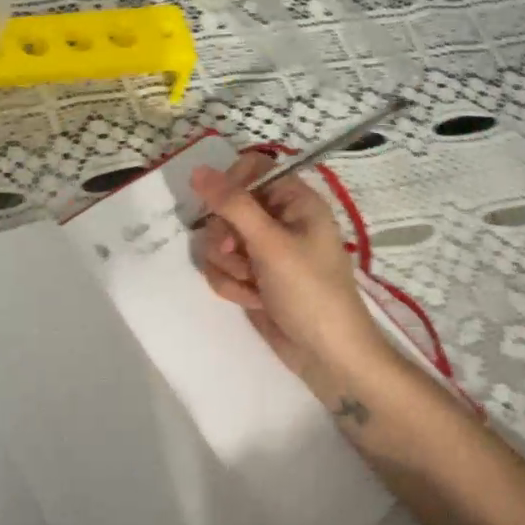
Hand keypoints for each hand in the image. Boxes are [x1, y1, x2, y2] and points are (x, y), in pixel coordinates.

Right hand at [191, 155, 391, 391]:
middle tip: (236, 254)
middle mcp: (279, 221)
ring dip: (227, 265)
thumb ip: (233, 204)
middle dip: (225, 236)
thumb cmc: (309, 292)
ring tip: (252, 284)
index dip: (231, 184)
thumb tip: (198, 171)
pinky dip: (231, 284)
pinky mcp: (252, 277)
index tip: (218, 206)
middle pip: (227, 207)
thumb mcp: (270, 244)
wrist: (327, 356)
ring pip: (218, 240)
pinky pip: (221, 267)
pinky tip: (253, 300)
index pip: (252, 169)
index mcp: (296, 202)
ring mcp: (263, 251)